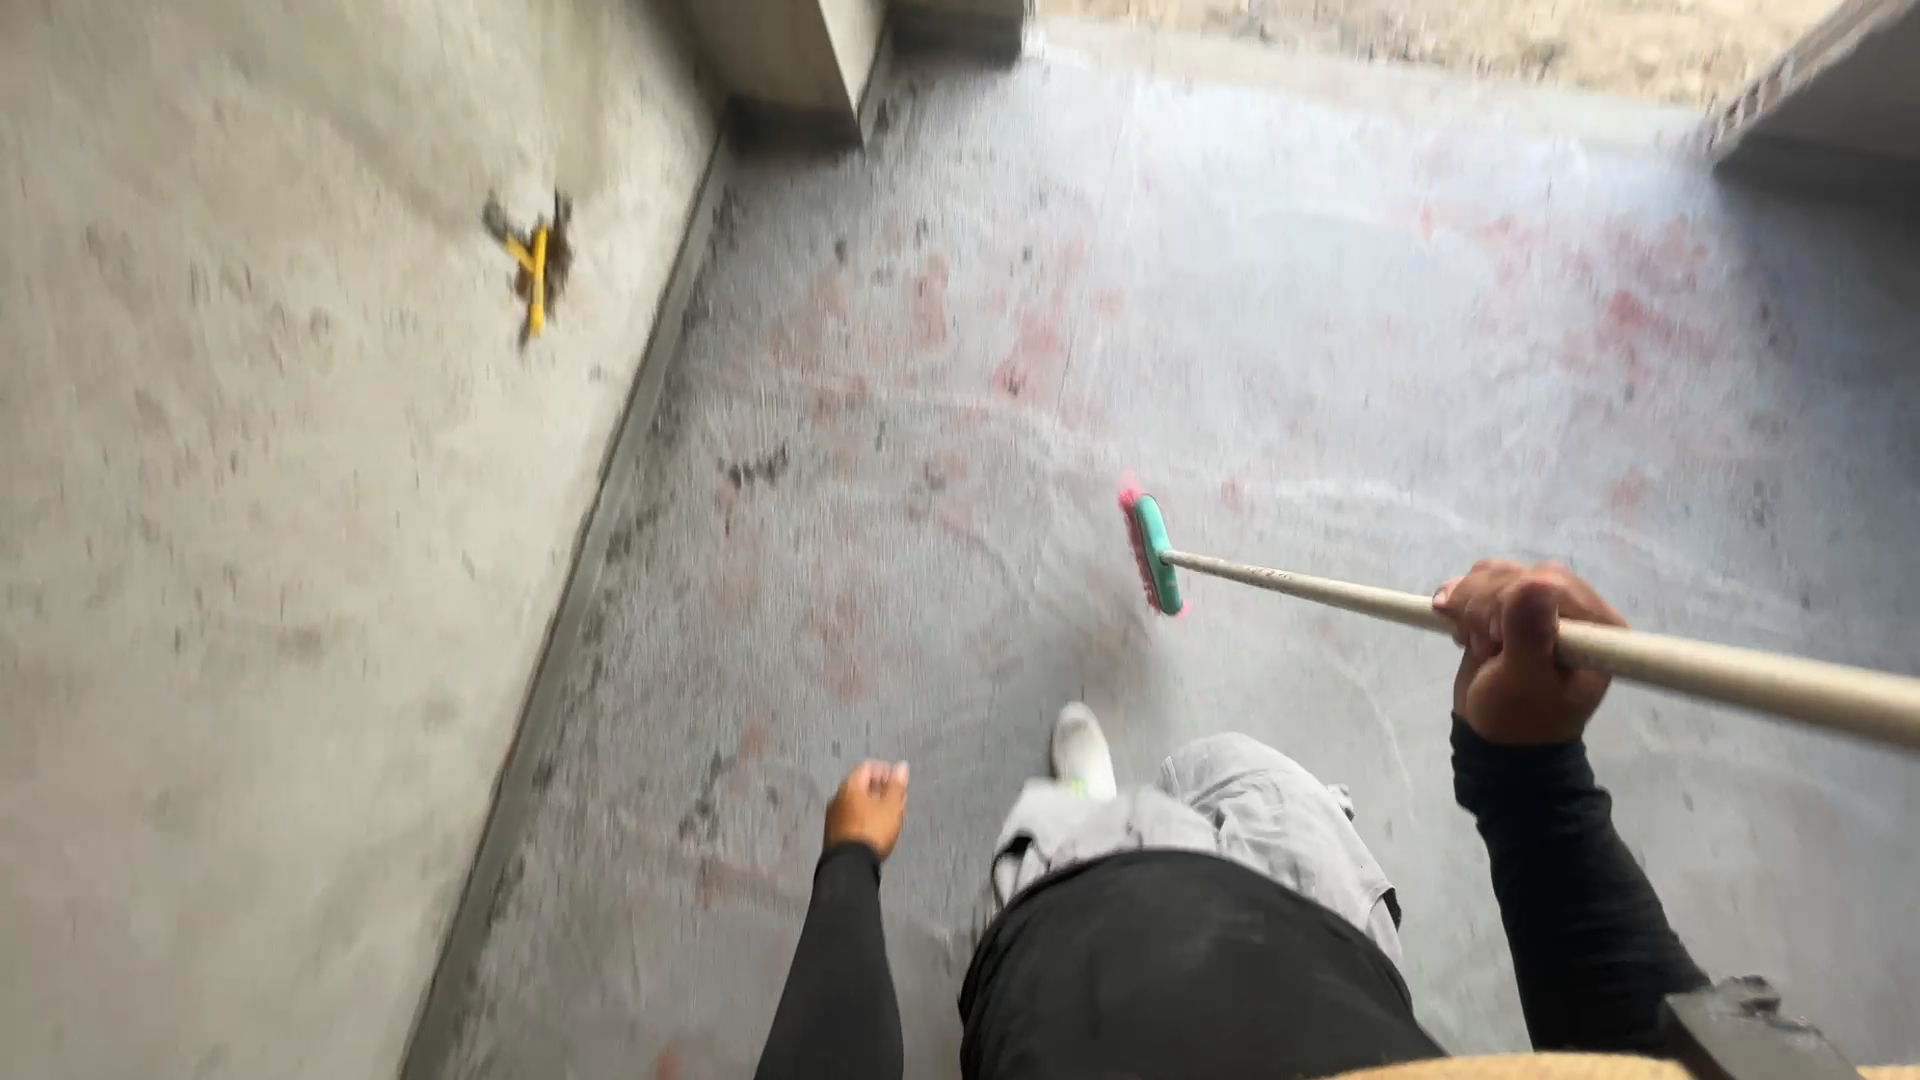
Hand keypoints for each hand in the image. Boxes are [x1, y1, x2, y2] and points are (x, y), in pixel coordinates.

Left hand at [824, 760, 909, 860]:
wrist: (849, 867)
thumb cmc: (873, 830)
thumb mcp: (891, 807)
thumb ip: (897, 785)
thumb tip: (901, 765)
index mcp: (850, 786)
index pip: (868, 766)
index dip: (886, 771)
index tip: (899, 784)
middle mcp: (838, 796)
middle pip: (862, 785)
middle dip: (882, 790)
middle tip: (898, 801)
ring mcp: (833, 815)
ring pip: (857, 802)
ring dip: (875, 804)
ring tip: (891, 816)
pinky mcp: (833, 833)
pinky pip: (852, 816)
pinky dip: (865, 816)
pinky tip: (877, 828)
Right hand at [1432, 560, 1627, 745]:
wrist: (1496, 736)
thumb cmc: (1519, 717)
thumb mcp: (1524, 682)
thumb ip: (1530, 634)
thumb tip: (1535, 581)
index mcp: (1593, 626)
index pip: (1548, 580)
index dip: (1509, 599)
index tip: (1494, 639)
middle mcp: (1571, 610)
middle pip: (1516, 573)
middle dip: (1482, 605)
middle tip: (1481, 644)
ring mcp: (1537, 608)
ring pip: (1494, 573)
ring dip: (1467, 602)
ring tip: (1469, 638)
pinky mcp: (1506, 609)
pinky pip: (1479, 580)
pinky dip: (1457, 599)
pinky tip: (1458, 627)